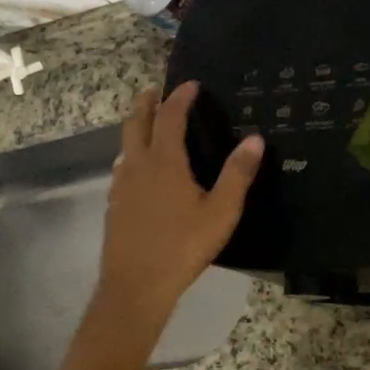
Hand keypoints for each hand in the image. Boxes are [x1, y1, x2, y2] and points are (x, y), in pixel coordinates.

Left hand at [98, 83, 263, 325]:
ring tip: (149, 127)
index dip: (179, 98)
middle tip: (155, 90)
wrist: (136, 285)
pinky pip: (122, 169)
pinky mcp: (115, 206)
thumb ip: (237, 174)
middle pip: (136, 124)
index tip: (190, 84)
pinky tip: (141, 172)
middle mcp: (138, 166)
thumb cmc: (183, 246)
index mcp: (164, 162)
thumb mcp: (221, 211)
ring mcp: (121, 186)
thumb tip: (254, 139)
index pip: (169, 117)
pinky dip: (132, 155)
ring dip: (136, 129)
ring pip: (125, 146)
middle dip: (146, 103)